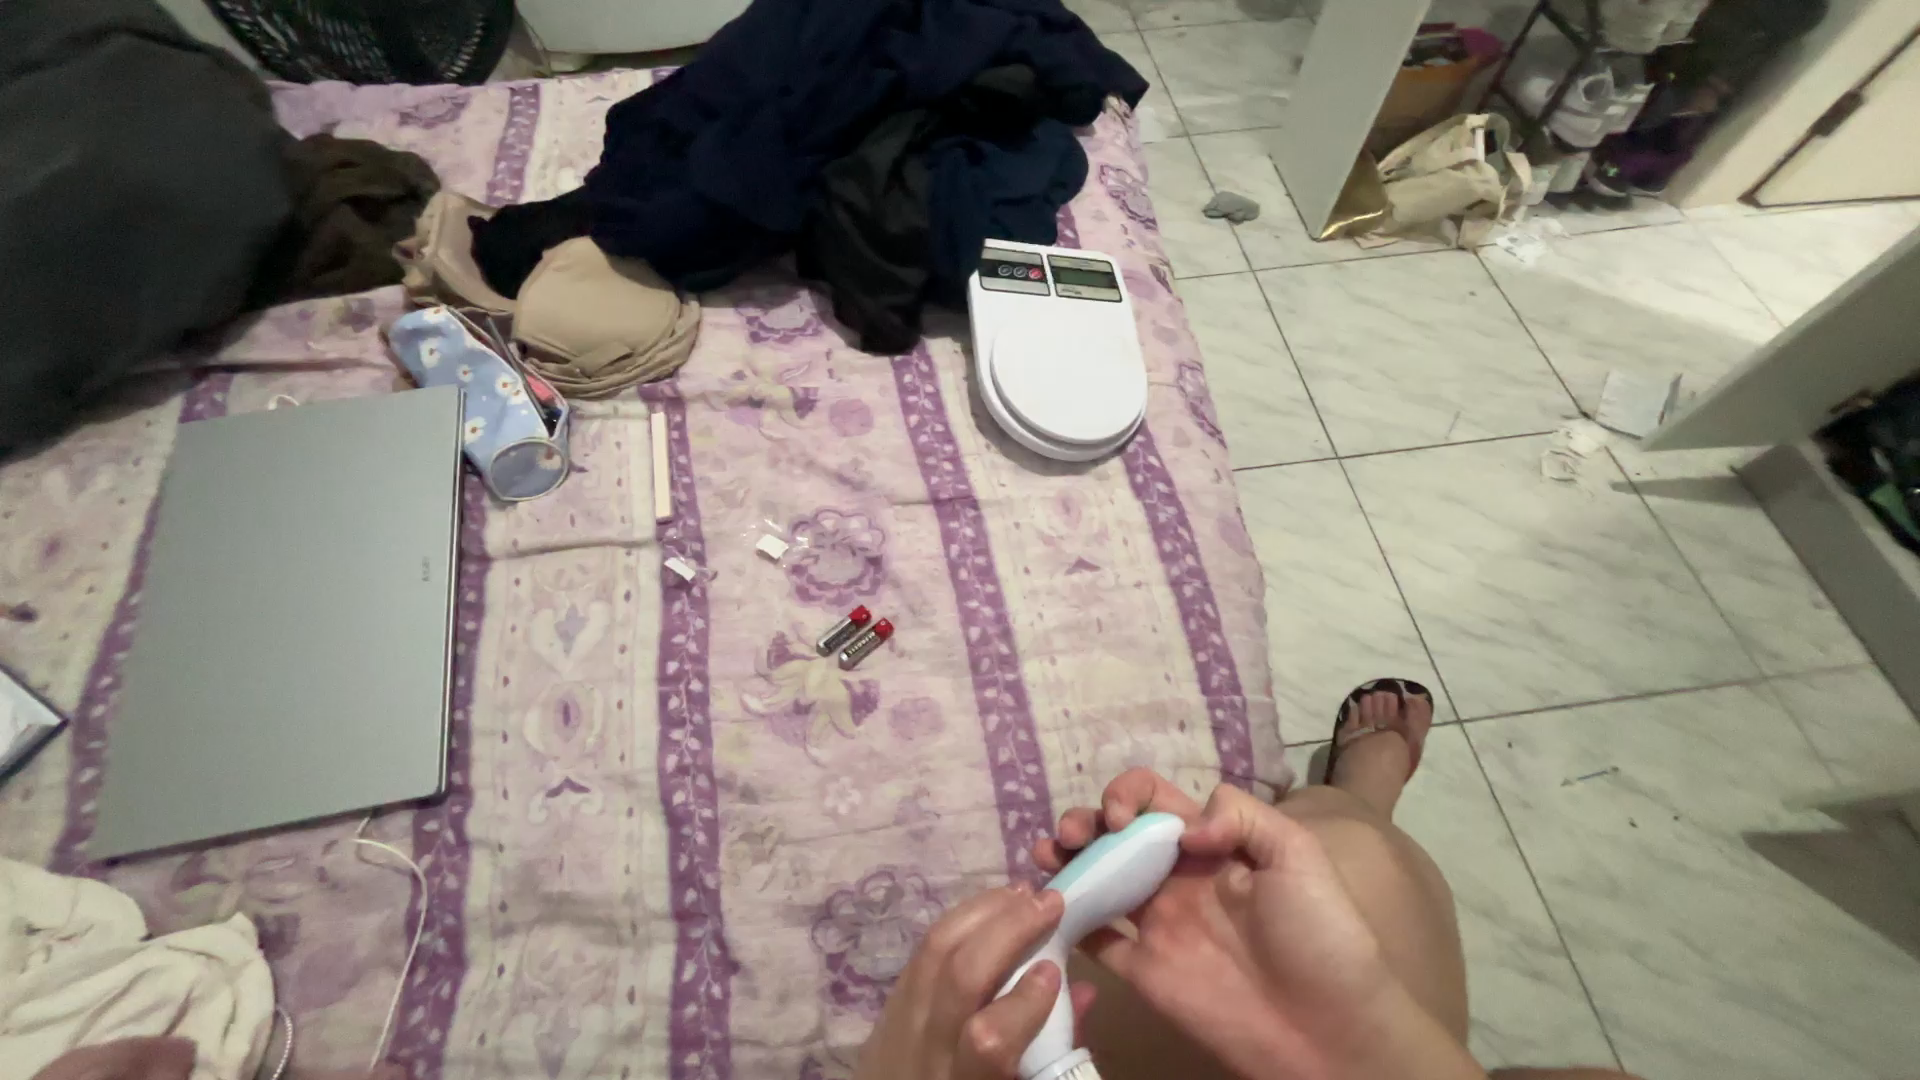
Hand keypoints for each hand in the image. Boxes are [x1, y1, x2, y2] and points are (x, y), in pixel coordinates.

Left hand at [854, 884, 1094, 1079]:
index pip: (988, 1040)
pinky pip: (924, 945)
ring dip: (985, 910)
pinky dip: (961, 918)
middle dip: (1010, 930)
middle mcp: (926, 1047)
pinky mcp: (890, 995)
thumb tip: (1084, 991)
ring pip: (938, 947)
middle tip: (1050, 902)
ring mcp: (900, 1017)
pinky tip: (989, 904)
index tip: (1055, 969)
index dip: (1025, 1001)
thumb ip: (1047, 1049)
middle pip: (961, 975)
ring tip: (1022, 893)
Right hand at [1036, 770, 1479, 1079]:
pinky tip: (1046, 908)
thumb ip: (1241, 816)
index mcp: (1204, 843)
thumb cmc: (1322, 937)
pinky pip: (1093, 940)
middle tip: (1070, 834)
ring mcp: (1153, 922)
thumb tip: (1184, 827)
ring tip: (1044, 855)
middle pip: (1113, 833)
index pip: (1152, 798)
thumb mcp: (1296, 856)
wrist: (1332, 1035)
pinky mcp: (1141, 969)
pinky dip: (1065, 921)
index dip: (1128, 794)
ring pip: (1096, 878)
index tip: (1122, 821)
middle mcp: (1171, 875)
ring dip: (1066, 860)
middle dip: (1085, 820)